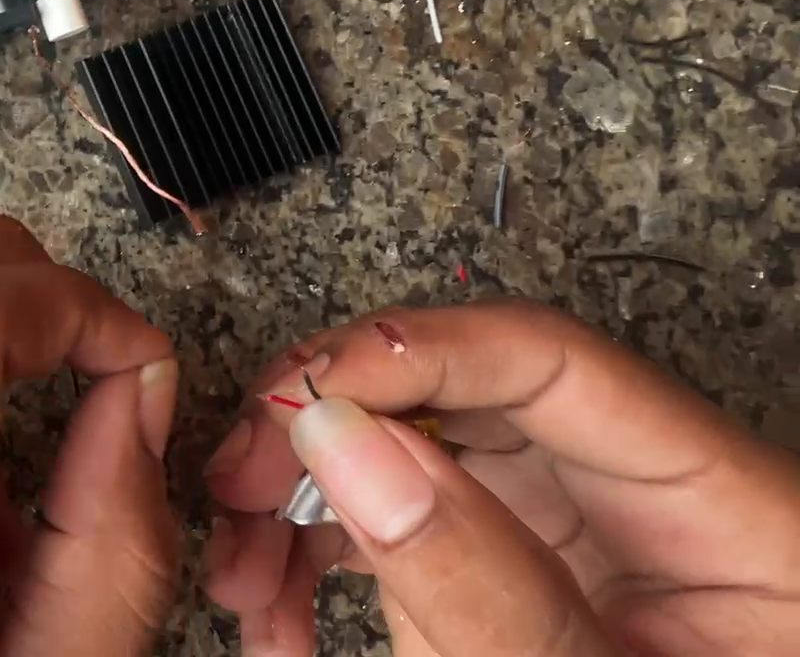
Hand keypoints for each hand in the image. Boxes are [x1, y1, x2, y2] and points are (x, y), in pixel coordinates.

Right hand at [203, 299, 799, 656]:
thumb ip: (483, 586)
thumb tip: (333, 433)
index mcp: (725, 511)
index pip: (542, 358)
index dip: (400, 353)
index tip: (295, 404)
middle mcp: (619, 486)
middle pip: (430, 391)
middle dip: (311, 432)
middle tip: (236, 489)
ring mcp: (542, 515)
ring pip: (378, 444)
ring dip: (286, 502)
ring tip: (241, 580)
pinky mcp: (483, 548)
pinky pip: (371, 510)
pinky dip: (304, 550)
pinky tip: (274, 607)